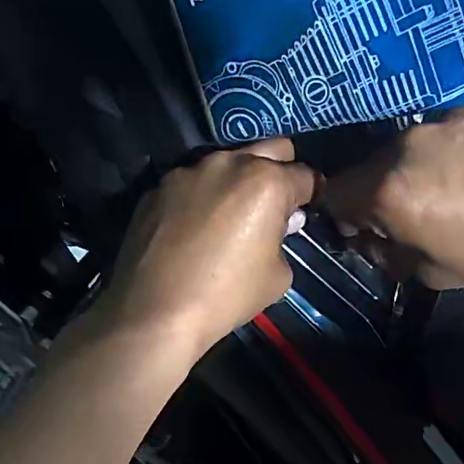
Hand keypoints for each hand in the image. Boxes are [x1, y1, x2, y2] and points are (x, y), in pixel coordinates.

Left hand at [92, 139, 317, 353]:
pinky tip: (188, 231)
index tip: (303, 213)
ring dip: (232, 183)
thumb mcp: (277, 277)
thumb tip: (274, 232)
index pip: (305, 177)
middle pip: (268, 150)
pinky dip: (196, 200)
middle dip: (277, 172)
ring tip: (224, 219)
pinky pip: (187, 186)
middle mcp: (226, 164)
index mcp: (266, 181)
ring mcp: (184, 173)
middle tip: (269, 207)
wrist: (154, 313)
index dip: (310, 197)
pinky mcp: (154, 191)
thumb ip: (282, 242)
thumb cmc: (224, 297)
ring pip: (222, 165)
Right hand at [321, 106, 463, 291]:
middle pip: (368, 169)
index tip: (368, 235)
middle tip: (413, 220)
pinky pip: (447, 134)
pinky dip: (452, 155)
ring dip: (415, 173)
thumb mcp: (436, 273)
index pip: (334, 196)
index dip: (345, 219)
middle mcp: (408, 145)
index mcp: (388, 189)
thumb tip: (380, 242)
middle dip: (378, 196)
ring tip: (459, 196)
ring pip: (408, 150)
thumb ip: (392, 256)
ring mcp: (449, 120)